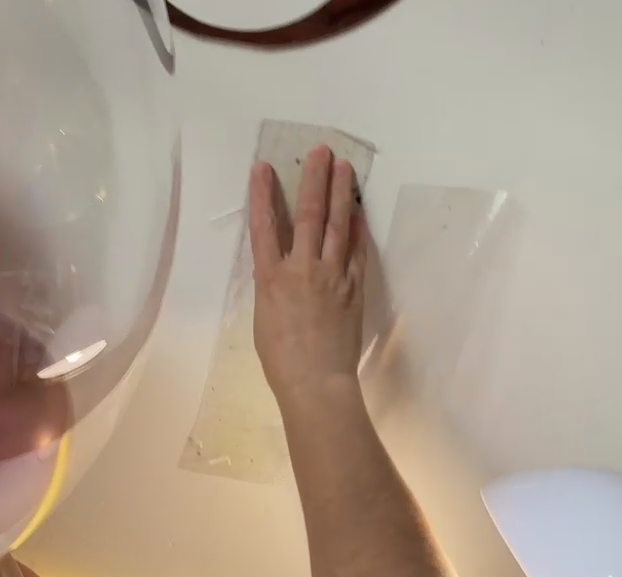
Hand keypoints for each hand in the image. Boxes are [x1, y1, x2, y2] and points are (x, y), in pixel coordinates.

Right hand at [250, 145, 367, 410]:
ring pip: (336, 225)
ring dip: (340, 193)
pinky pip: (357, 250)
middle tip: (319, 150)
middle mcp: (301, 269)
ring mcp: (331, 276)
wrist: (315, 381)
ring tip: (343, 167)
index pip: (264, 228)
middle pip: (306, 215)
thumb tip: (279, 270)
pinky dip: (358, 228)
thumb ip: (272, 288)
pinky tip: (359, 211)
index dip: (262, 195)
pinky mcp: (353, 287)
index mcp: (271, 280)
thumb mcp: (263, 320)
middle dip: (312, 180)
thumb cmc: (280, 360)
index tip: (262, 168)